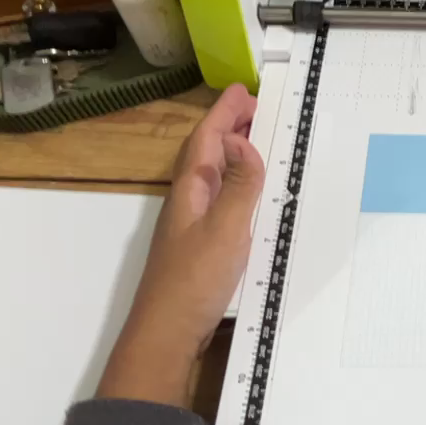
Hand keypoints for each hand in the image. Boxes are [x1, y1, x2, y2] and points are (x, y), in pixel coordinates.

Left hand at [98, 84, 265, 406]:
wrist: (167, 333)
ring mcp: (195, 222)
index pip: (207, 140)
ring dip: (234, 150)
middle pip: (207, 152)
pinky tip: (251, 189)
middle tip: (257, 107)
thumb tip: (244, 140)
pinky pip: (223, 195)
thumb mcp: (226, 228)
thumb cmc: (195, 279)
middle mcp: (189, 200)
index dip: (224, 114)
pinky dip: (239, 179)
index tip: (245, 91)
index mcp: (191, 190)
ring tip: (258, 137)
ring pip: (214, 173)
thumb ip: (240, 185)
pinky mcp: (204, 242)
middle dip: (229, 125)